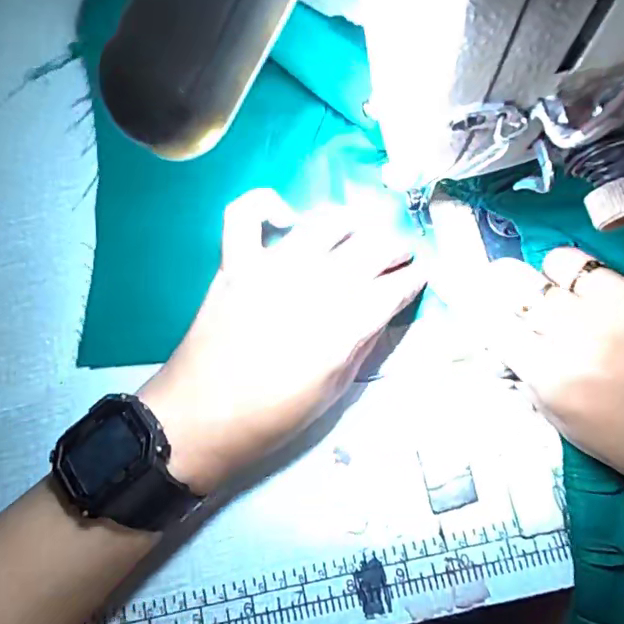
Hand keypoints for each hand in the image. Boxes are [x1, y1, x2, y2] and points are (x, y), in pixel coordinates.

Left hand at [140, 190, 427, 494]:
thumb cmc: (275, 416)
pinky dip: (266, 204)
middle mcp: (314, 287)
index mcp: (344, 326)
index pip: (394, 287)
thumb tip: (384, 309)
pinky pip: (245, 215)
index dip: (414, 277)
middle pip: (370, 248)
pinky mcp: (236, 264)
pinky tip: (286, 217)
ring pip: (324, 223)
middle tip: (402, 254)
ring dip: (352, 223)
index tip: (422, 273)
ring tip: (358, 234)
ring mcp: (271, 269)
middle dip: (396, 248)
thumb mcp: (335, 390)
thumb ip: (363, 343)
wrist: (201, 419)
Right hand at [462, 248, 623, 555]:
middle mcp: (579, 333)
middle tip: (518, 284)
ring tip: (579, 293)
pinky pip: (622, 278)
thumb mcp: (581, 432)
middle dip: (512, 282)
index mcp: (554, 380)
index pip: (497, 324)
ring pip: (567, 263)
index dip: (490, 312)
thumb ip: (545, 383)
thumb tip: (523, 345)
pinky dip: (619, 292)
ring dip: (563, 277)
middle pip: (520, 282)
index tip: (491, 305)